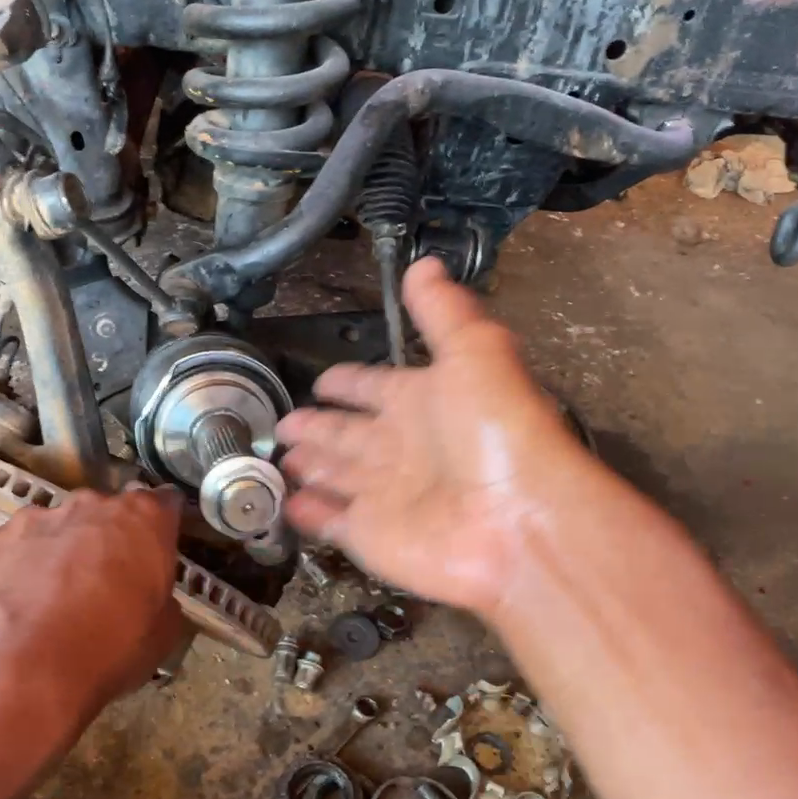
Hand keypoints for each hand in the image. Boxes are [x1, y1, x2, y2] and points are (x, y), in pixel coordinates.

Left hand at [0, 488, 184, 711]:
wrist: (22, 671)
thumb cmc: (109, 650)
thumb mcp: (163, 634)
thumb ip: (161, 598)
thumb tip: (152, 597)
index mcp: (141, 519)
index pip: (163, 503)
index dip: (161, 527)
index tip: (156, 550)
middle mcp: (87, 505)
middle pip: (103, 513)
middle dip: (105, 540)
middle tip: (102, 585)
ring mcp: (30, 519)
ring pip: (51, 529)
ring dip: (56, 554)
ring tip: (48, 603)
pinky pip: (6, 552)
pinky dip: (11, 573)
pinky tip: (10, 611)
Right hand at [278, 258, 588, 620]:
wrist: (518, 521)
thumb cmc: (501, 432)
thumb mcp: (476, 351)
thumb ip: (442, 311)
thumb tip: (424, 264)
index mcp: (423, 402)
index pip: (374, 388)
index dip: (349, 382)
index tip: (326, 380)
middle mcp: (401, 447)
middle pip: (348, 434)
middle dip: (317, 426)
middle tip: (284, 422)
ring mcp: (383, 494)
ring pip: (334, 474)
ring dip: (308, 465)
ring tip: (279, 456)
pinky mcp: (369, 534)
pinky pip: (328, 520)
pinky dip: (306, 512)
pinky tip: (284, 501)